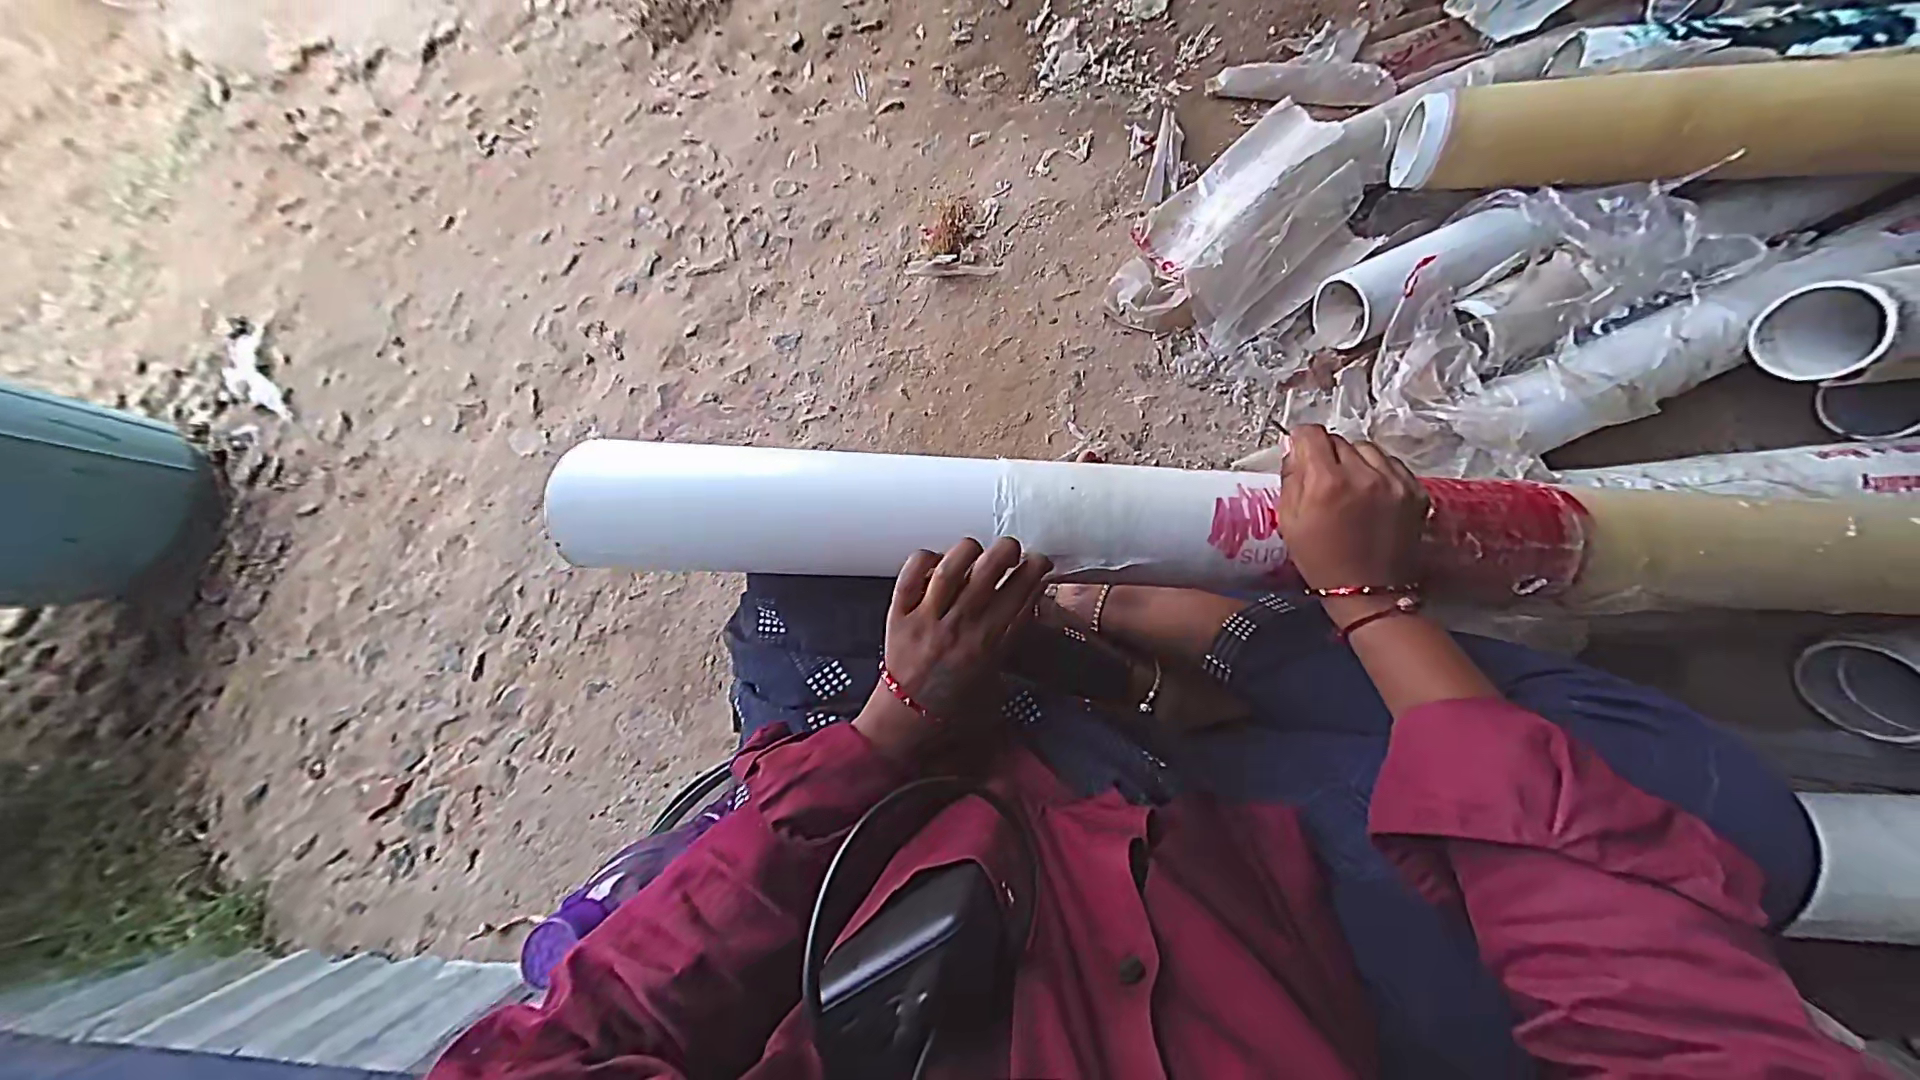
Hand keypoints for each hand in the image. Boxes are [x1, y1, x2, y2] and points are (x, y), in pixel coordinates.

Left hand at [854, 537, 1052, 762]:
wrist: (908, 715)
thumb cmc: (953, 698)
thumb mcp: (994, 673)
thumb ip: (1010, 637)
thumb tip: (1028, 596)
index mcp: (985, 645)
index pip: (1017, 598)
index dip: (1033, 572)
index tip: (1039, 561)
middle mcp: (957, 629)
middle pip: (985, 576)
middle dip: (1006, 553)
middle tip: (1012, 549)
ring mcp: (925, 619)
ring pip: (949, 571)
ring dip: (969, 551)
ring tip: (977, 550)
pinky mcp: (899, 614)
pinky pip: (910, 576)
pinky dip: (925, 558)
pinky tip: (938, 559)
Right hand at [1276, 425, 1429, 592]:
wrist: (1369, 590)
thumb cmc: (1319, 558)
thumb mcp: (1288, 520)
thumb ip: (1291, 478)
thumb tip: (1295, 449)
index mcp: (1327, 482)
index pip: (1312, 434)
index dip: (1301, 439)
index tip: (1299, 449)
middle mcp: (1364, 474)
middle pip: (1339, 441)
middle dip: (1326, 453)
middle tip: (1321, 478)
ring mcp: (1395, 481)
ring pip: (1367, 449)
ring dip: (1353, 460)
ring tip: (1348, 485)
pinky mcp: (1416, 491)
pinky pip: (1391, 465)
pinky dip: (1377, 472)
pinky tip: (1369, 493)